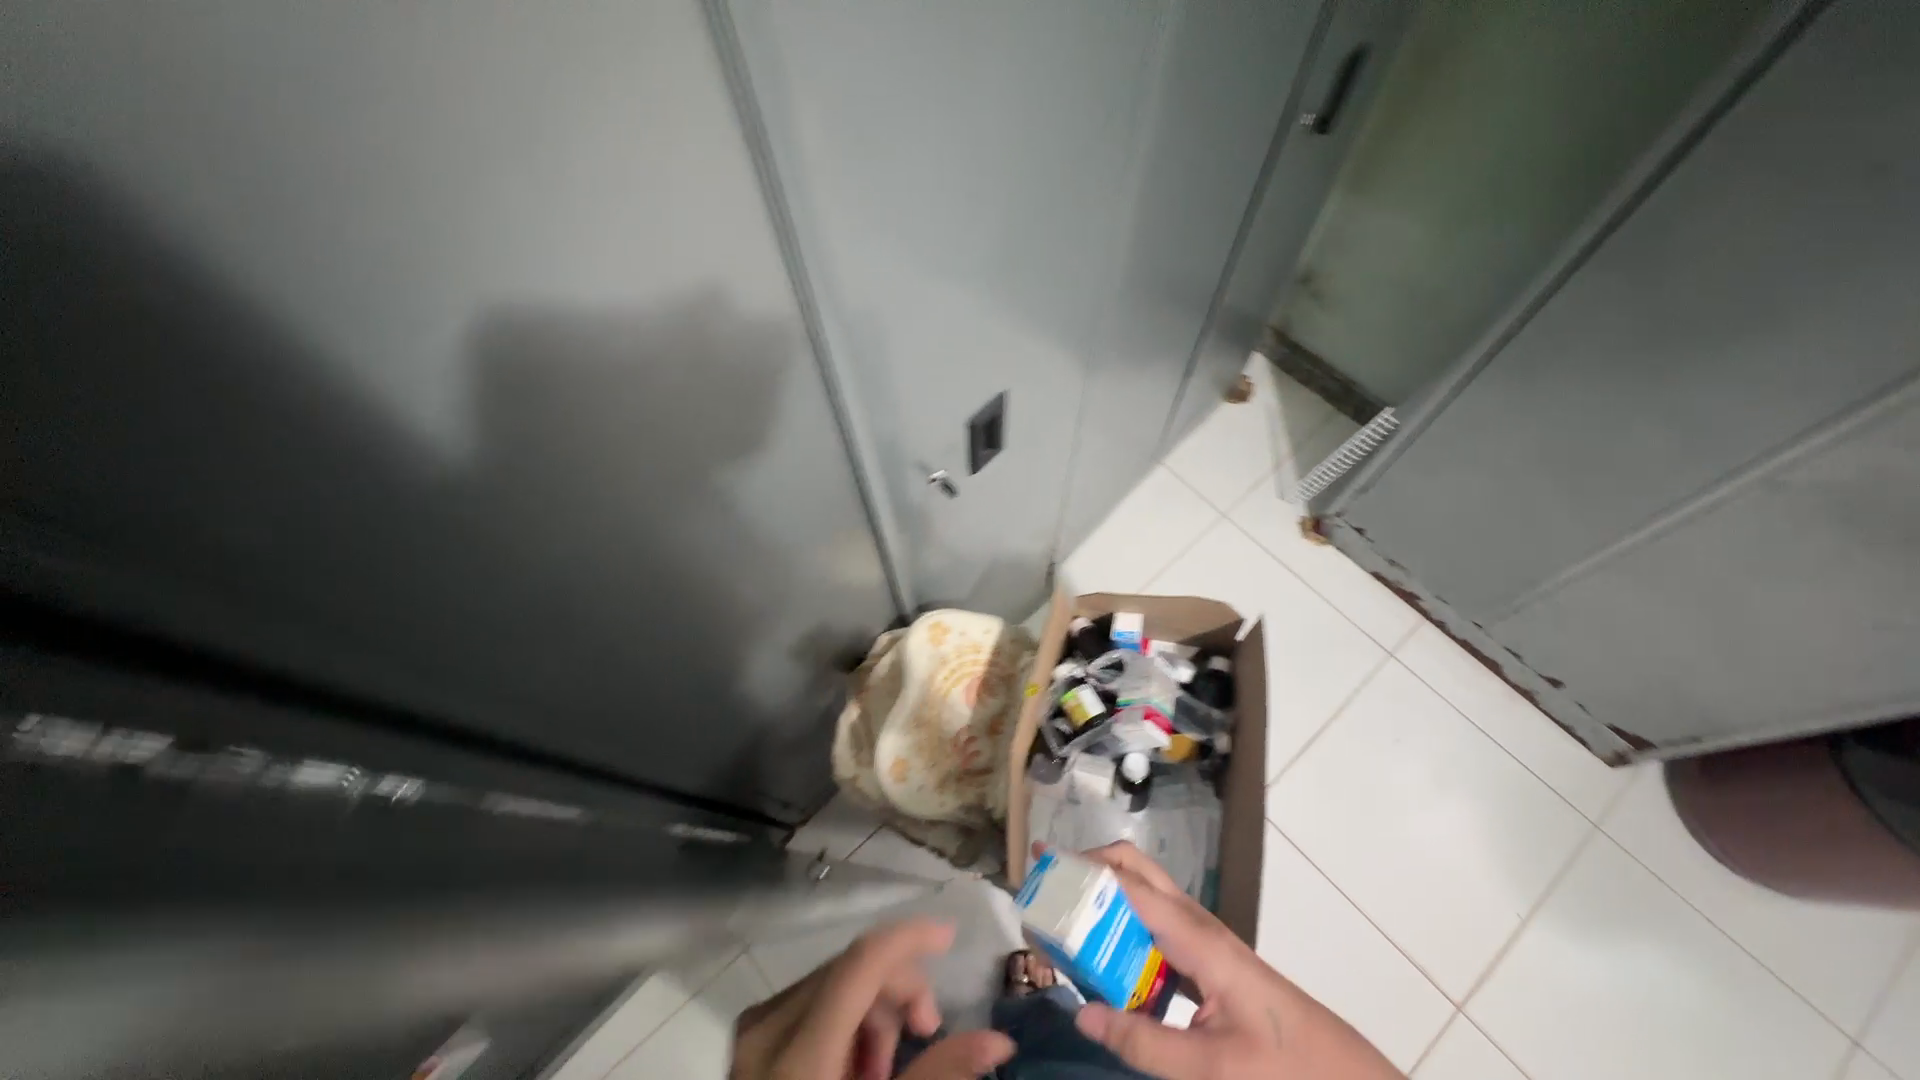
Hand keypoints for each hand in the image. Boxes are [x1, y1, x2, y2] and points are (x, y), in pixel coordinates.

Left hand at [730, 918, 1013, 1079]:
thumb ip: (939, 1074)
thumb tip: (999, 1040)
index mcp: (800, 1054)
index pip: (861, 963)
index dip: (910, 938)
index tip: (951, 937)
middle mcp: (768, 1027)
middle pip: (852, 968)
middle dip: (898, 994)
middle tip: (921, 1038)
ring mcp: (753, 1029)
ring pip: (833, 979)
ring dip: (872, 1010)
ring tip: (880, 1068)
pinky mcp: (748, 1036)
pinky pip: (810, 999)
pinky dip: (843, 1018)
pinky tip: (852, 1063)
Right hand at [1061, 841, 1403, 1079]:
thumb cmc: (1287, 1070)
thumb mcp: (1212, 1070)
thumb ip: (1144, 1043)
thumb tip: (1081, 1014)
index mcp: (1200, 941)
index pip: (1133, 885)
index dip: (1085, 868)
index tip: (1043, 864)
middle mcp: (1200, 929)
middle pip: (1140, 873)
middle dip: (1091, 867)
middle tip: (1047, 880)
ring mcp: (1206, 945)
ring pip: (1147, 900)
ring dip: (1104, 899)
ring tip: (1062, 921)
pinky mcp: (1210, 965)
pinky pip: (1158, 933)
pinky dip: (1123, 934)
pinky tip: (1104, 966)